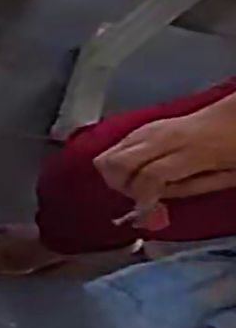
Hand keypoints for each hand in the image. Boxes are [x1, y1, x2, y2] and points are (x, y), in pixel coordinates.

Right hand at [95, 100, 235, 205]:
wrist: (235, 118)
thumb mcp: (231, 174)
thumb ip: (194, 187)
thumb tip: (157, 197)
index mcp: (194, 152)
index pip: (151, 175)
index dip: (143, 195)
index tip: (145, 209)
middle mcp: (161, 139)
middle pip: (117, 164)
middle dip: (119, 184)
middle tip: (134, 195)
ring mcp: (144, 132)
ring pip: (105, 158)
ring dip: (112, 175)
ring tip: (131, 184)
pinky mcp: (135, 131)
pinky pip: (111, 151)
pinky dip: (115, 165)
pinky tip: (133, 171)